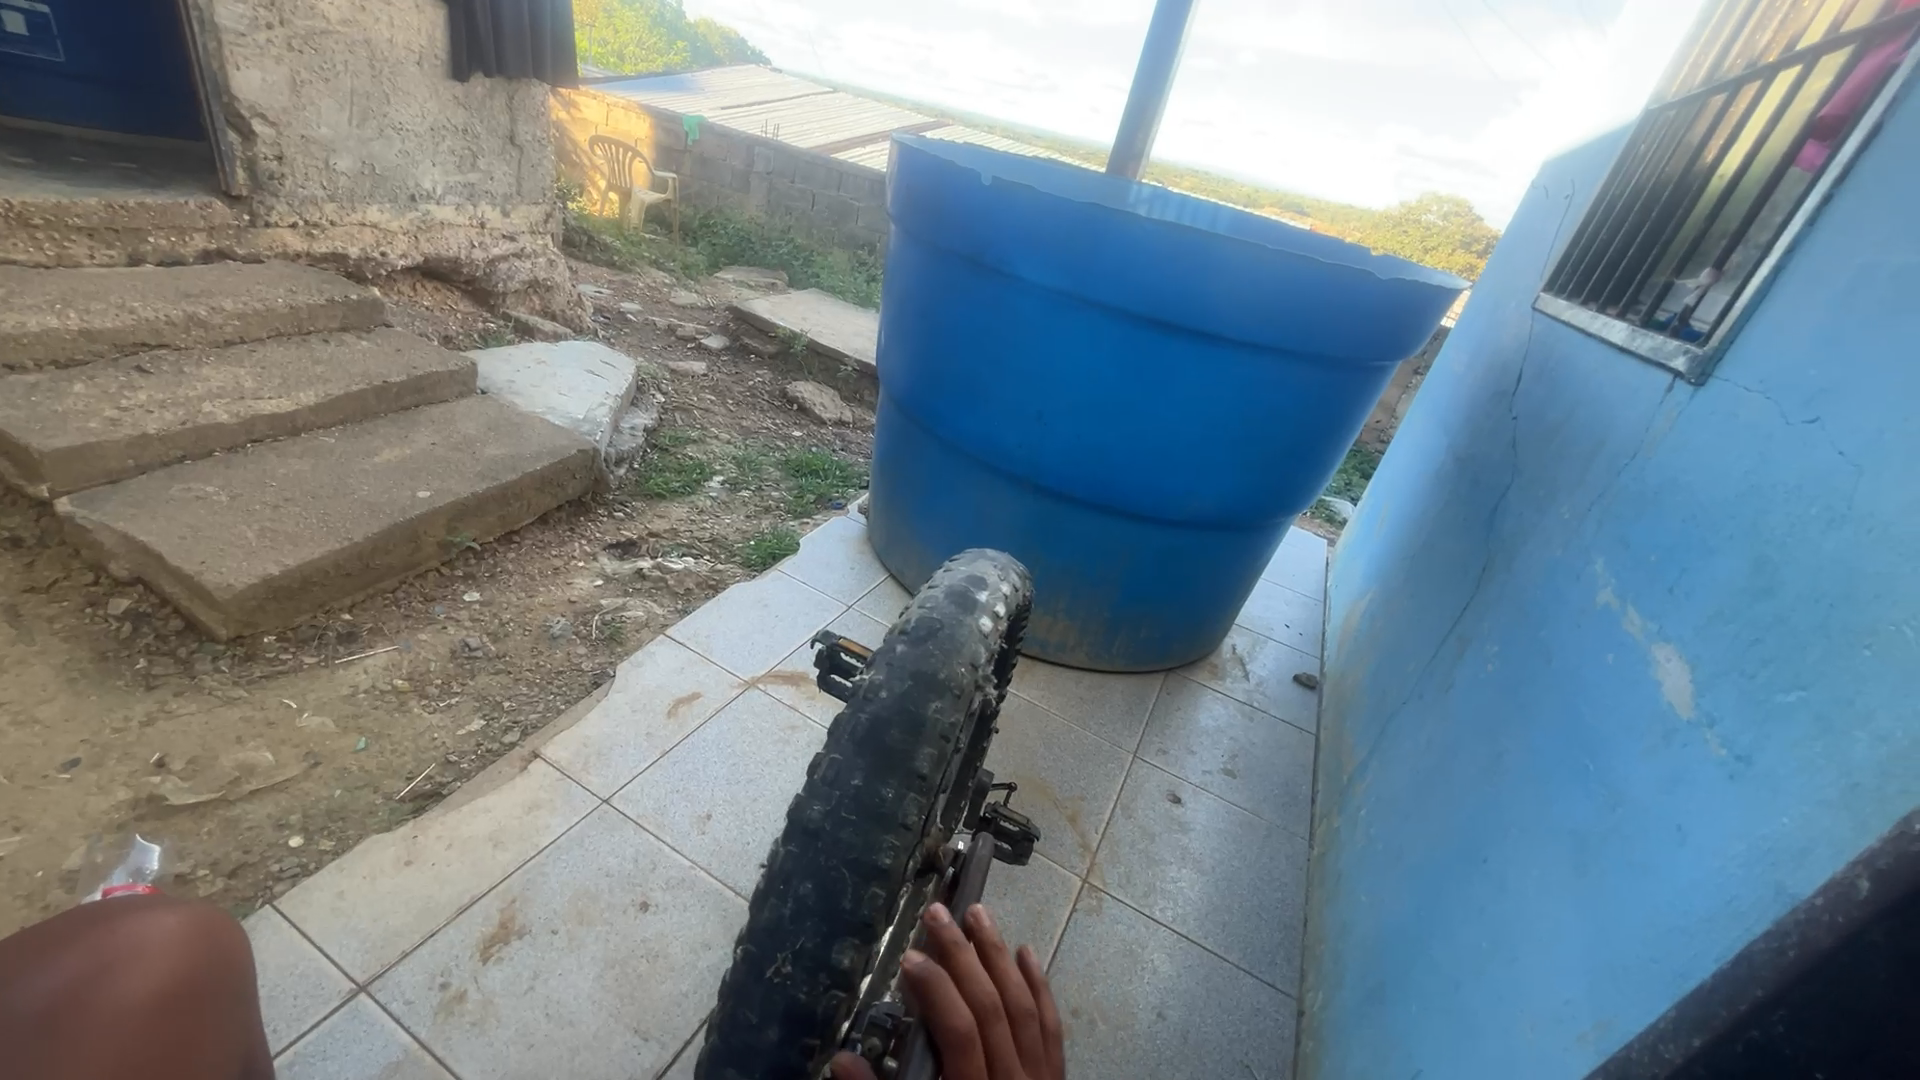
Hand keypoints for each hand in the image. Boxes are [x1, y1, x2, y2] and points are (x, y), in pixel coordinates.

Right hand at [831, 902, 1064, 1079]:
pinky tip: (1027, 952)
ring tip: (979, 914)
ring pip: (1023, 1007)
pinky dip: (1039, 987)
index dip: (936, 991)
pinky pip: (1052, 1027)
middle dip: (964, 956)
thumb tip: (841, 1062)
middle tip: (939, 912)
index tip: (909, 956)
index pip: (959, 1033)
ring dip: (999, 956)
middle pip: (991, 1008)